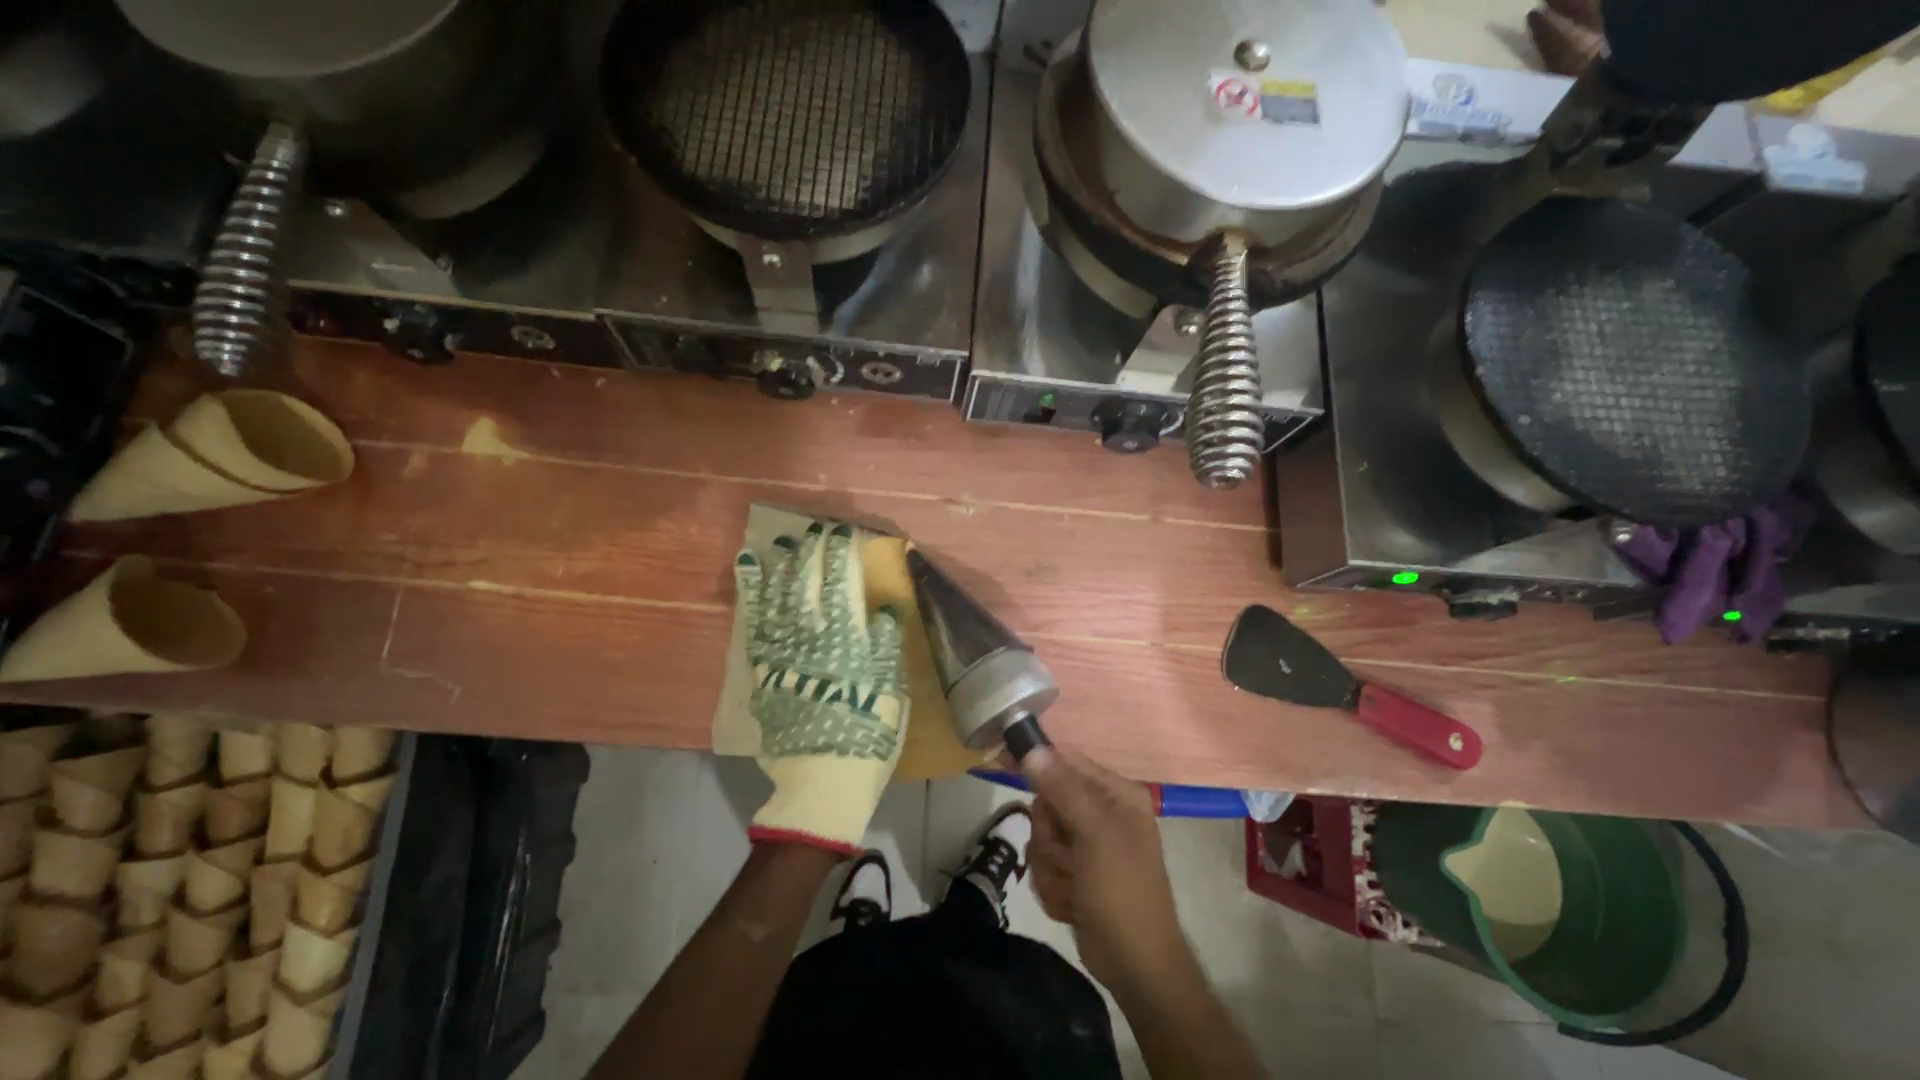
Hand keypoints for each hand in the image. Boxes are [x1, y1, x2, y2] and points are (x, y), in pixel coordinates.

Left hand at [734, 521, 906, 854]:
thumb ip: (885, 648)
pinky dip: (751, 594)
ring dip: (780, 567)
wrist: (823, 778)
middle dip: (810, 554)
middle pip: (808, 584)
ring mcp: (783, 651)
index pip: (842, 584)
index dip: (840, 555)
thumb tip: (881, 611)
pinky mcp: (763, 668)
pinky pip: (754, 622)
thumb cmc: (867, 735)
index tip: (842, 534)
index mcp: (849, 639)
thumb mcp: (892, 691)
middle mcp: (812, 636)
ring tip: (781, 545)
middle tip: (812, 532)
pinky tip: (748, 572)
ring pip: (778, 597)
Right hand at [1023, 748, 1194, 992]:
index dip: (1035, 766)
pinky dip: (1054, 888)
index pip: (1065, 762)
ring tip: (1075, 888)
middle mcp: (1102, 814)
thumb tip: (1033, 749)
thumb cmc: (1122, 892)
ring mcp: (1087, 846)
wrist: (1135, 963)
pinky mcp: (1075, 875)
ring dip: (1051, 869)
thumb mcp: (1095, 835)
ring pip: (1040, 840)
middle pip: (1046, 804)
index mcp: (1116, 795)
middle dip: (1049, 838)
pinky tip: (1073, 905)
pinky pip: (1043, 867)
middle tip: (1069, 858)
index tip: (1001, 764)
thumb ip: (1063, 790)